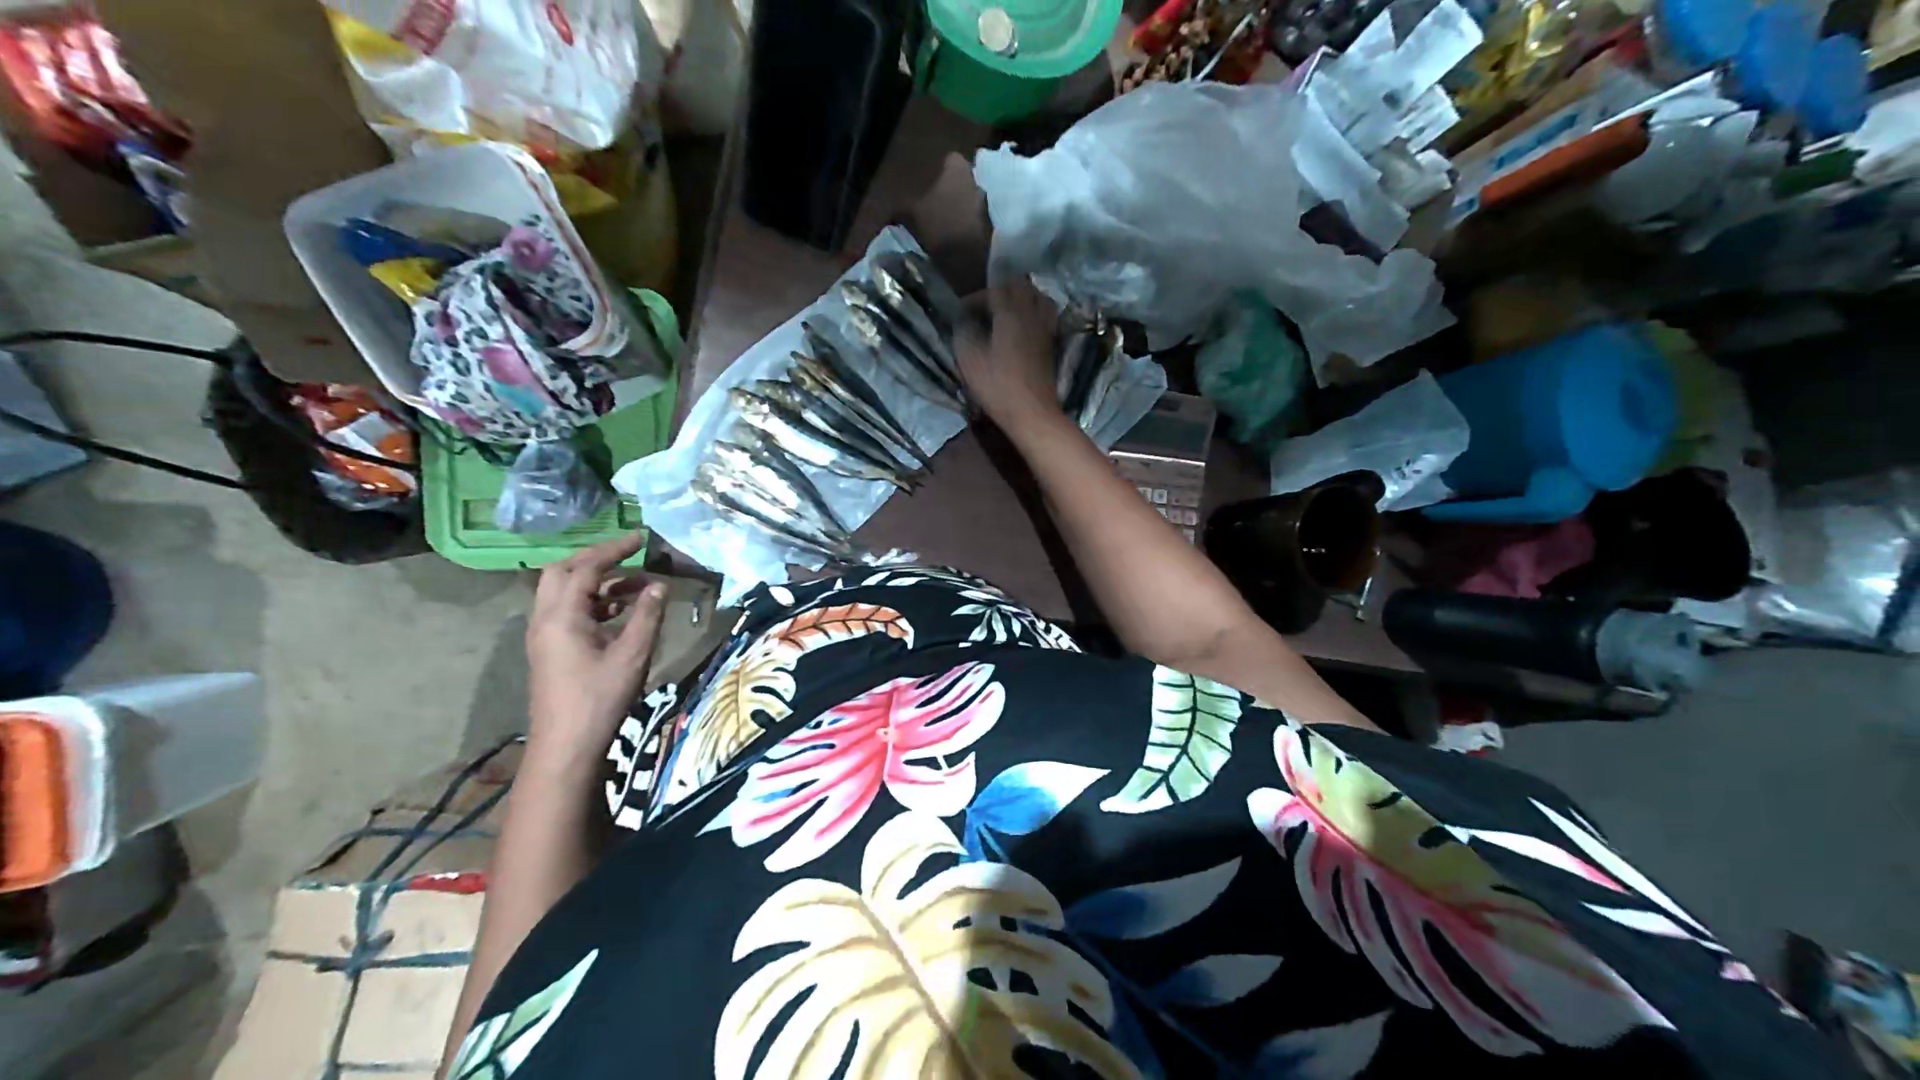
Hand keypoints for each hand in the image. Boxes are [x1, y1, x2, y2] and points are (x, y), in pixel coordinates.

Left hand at [524, 532, 667, 756]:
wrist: (566, 747)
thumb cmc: (600, 699)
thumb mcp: (632, 655)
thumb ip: (647, 615)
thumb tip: (660, 585)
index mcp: (561, 616)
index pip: (586, 568)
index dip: (614, 549)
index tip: (641, 537)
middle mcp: (544, 619)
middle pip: (563, 572)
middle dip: (596, 560)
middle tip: (630, 558)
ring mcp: (543, 635)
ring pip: (565, 593)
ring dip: (598, 583)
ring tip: (638, 588)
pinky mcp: (550, 650)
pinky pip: (568, 611)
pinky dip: (594, 603)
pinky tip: (622, 613)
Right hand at [956, 277, 1059, 425]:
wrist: (1031, 412)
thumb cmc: (997, 386)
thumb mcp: (969, 360)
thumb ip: (963, 332)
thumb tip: (963, 320)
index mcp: (1010, 314)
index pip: (993, 291)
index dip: (975, 298)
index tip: (961, 311)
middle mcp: (1031, 314)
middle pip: (1020, 287)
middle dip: (1000, 291)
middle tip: (983, 307)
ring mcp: (1045, 328)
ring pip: (1038, 297)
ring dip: (1021, 297)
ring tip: (1006, 311)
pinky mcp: (1052, 343)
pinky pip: (1046, 315)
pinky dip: (1034, 312)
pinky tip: (1023, 325)